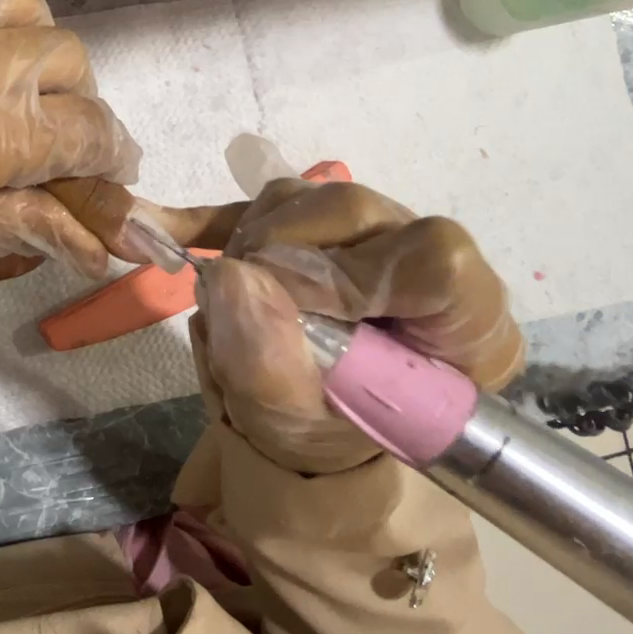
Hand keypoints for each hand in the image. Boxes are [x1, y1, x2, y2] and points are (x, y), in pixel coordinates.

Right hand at [195, 179, 523, 473]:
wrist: (304, 424)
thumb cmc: (319, 437)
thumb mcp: (294, 421)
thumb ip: (268, 361)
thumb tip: (231, 276)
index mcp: (463, 324)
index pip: (436, 258)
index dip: (351, 269)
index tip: (289, 299)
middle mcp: (428, 262)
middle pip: (358, 210)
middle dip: (280, 246)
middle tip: (237, 291)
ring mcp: (374, 233)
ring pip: (310, 196)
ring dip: (250, 235)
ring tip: (229, 287)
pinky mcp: (320, 222)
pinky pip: (269, 200)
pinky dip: (215, 220)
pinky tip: (170, 232)